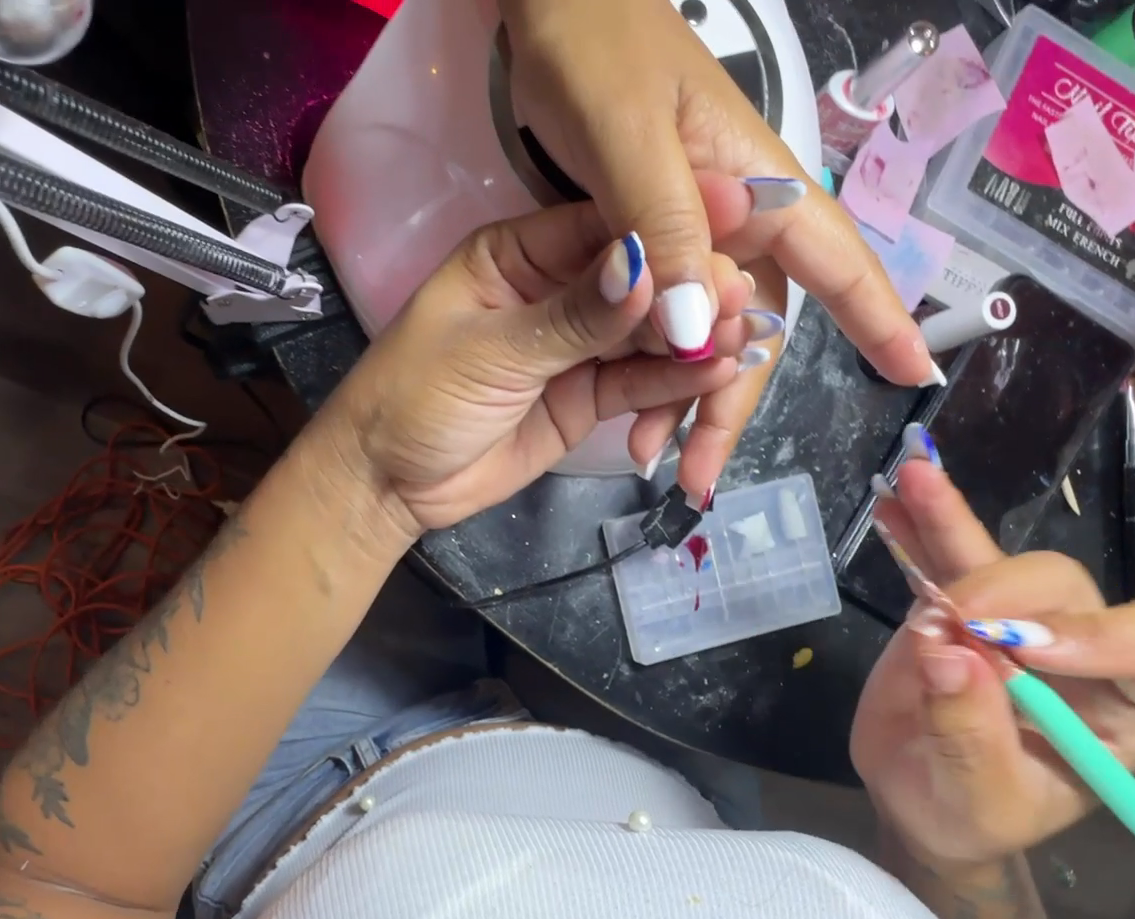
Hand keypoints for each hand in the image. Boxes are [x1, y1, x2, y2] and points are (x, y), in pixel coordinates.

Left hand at [322, 203, 752, 534]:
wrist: (389, 483)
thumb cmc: (415, 397)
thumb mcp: (490, 350)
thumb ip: (571, 317)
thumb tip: (646, 266)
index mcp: (519, 253)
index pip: (605, 227)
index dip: (666, 227)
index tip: (735, 220)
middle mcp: (556, 289)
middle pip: (637, 282)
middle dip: (688, 291)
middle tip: (742, 298)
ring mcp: (576, 345)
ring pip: (646, 334)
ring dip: (692, 338)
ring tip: (745, 339)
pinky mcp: (587, 396)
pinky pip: (638, 382)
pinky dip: (674, 382)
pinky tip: (716, 375)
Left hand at [501, 0, 934, 496]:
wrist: (542, 12)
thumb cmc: (593, 53)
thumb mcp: (626, 142)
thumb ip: (665, 231)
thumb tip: (698, 334)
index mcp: (751, 184)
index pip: (830, 258)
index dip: (874, 318)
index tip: (912, 376)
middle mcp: (728, 218)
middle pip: (754, 323)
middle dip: (732, 400)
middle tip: (698, 473)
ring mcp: (684, 236)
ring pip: (702, 331)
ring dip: (684, 397)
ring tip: (657, 459)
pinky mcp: (641, 248)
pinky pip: (656, 319)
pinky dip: (645, 367)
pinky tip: (627, 410)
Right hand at [850, 459, 1134, 873]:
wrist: (920, 797)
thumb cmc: (969, 816)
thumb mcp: (978, 799)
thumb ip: (970, 734)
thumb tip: (946, 651)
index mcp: (1124, 710)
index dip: (1107, 635)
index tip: (1027, 651)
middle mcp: (1083, 654)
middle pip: (1069, 590)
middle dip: (1001, 597)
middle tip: (938, 625)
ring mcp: (1017, 623)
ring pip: (1006, 560)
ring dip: (957, 523)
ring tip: (913, 480)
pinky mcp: (958, 609)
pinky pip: (947, 558)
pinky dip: (922, 526)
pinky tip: (895, 495)